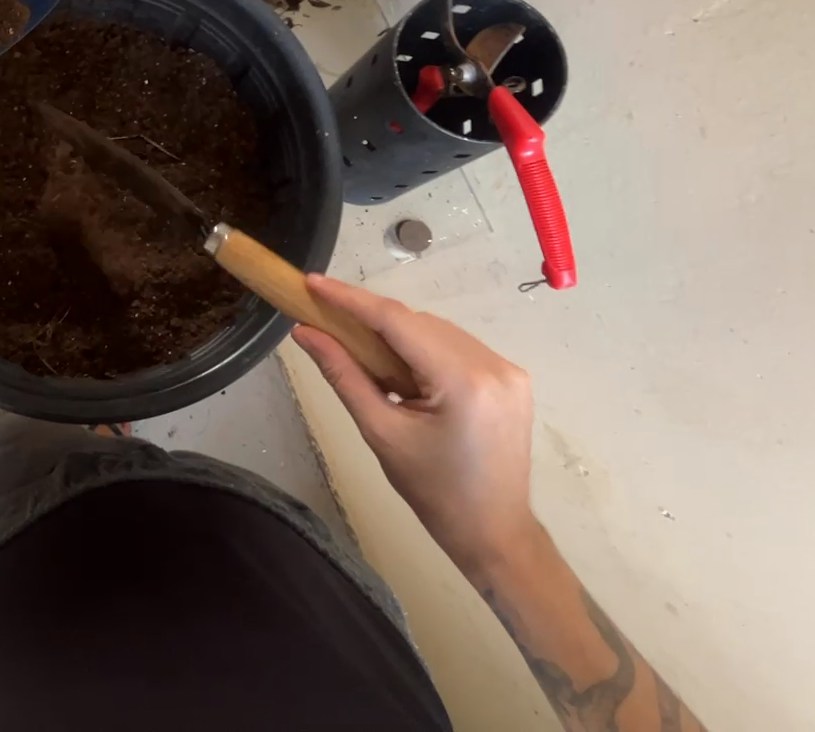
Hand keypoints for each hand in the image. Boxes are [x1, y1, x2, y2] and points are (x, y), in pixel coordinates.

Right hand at [292, 276, 538, 575]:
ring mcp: (508, 369)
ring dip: (395, 332)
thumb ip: (341, 373)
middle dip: (369, 317)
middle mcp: (493, 365)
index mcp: (463, 381)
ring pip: (434, 330)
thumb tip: (304, 332)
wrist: (494, 532)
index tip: (312, 282)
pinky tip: (399, 367)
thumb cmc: (432, 490)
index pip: (397, 321)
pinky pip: (453, 345)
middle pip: (416, 322)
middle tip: (325, 319)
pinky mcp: (510, 378)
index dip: (350, 298)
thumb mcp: (379, 431)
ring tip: (360, 350)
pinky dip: (419, 346)